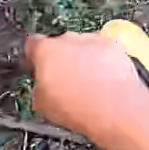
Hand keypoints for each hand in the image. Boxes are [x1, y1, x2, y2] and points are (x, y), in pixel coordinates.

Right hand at [23, 31, 148, 149]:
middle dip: (61, 60)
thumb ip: (39, 87)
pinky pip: (104, 52)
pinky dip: (104, 63)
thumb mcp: (42, 105)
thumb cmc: (80, 108)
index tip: (36, 66)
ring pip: (83, 47)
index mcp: (45, 50)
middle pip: (59, 45)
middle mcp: (69, 39)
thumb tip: (41, 89)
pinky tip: (105, 82)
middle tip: (64, 82)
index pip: (32, 45)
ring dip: (84, 60)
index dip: (33, 57)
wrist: (115, 110)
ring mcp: (94, 41)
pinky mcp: (116, 47)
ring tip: (87, 85)